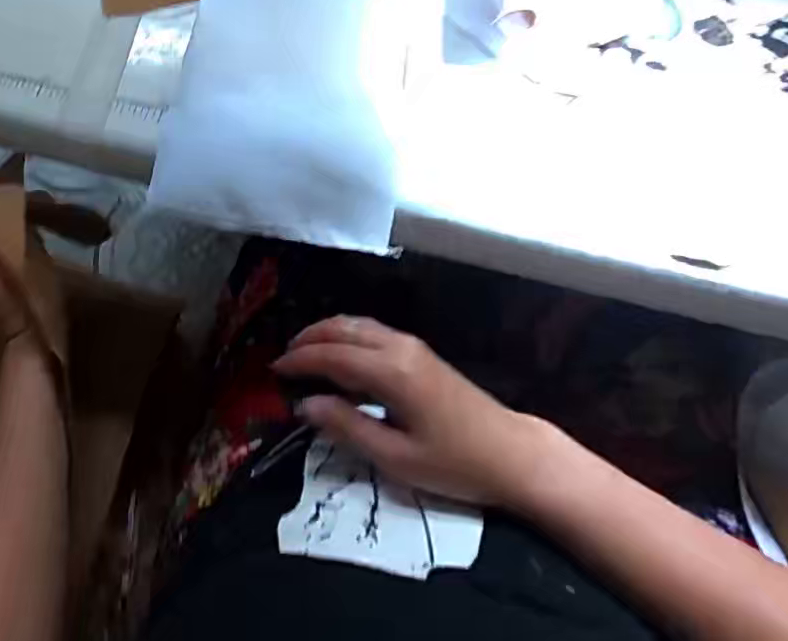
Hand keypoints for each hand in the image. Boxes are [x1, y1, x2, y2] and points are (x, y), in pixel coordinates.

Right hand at [272, 315, 576, 513]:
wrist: (514, 454)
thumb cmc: (455, 463)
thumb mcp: (396, 458)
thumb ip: (346, 427)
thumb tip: (305, 404)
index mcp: (390, 371)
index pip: (331, 355)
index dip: (299, 360)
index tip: (274, 369)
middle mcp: (398, 347)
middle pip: (342, 328)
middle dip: (309, 338)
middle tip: (284, 357)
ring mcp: (411, 345)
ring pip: (357, 324)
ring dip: (326, 332)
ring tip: (304, 352)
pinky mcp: (420, 351)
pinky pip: (372, 330)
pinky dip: (346, 335)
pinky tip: (339, 354)